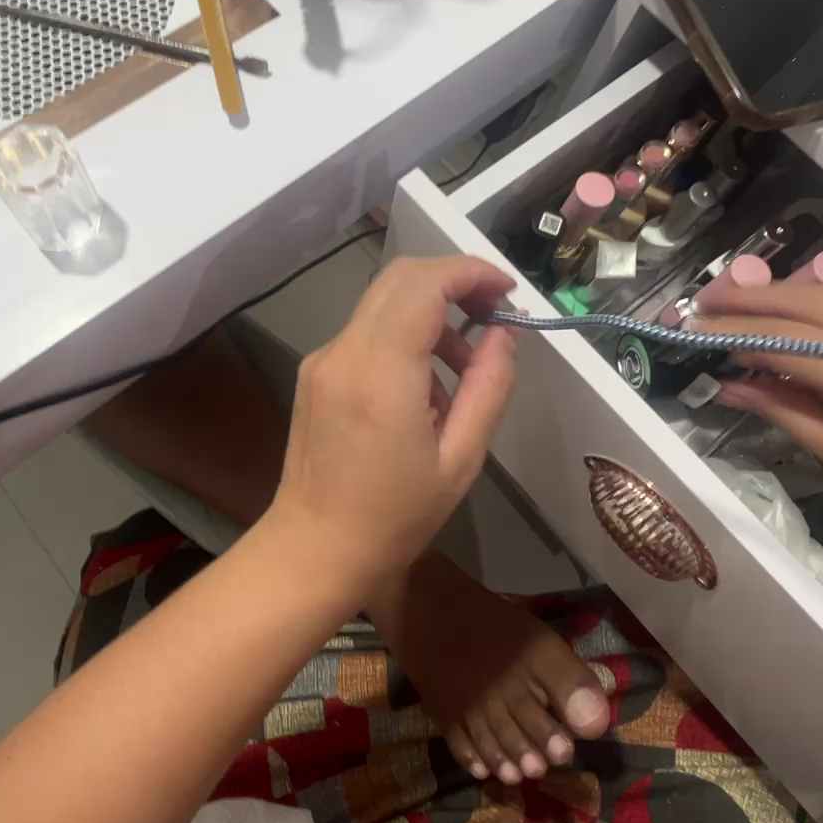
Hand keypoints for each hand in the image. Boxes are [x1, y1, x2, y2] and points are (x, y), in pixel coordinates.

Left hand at [270, 257, 519, 584]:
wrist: (314, 549)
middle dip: (453, 283)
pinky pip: (367, 333)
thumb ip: (489, 386)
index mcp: (380, 373)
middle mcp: (343, 352)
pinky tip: (425, 389)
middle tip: (494, 316)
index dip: (470, 272)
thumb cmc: (395, 517)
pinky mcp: (315, 372)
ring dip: (430, 315)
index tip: (508, 292)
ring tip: (464, 371)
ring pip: (383, 303)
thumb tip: (506, 333)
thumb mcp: (461, 459)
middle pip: (400, 279)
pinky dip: (404, 338)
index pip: (423, 284)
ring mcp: (322, 360)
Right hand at [694, 284, 822, 566]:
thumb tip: (733, 386)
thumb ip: (789, 412)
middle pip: (809, 299)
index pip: (782, 336)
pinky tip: (803, 330)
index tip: (690, 330)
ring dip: (787, 300)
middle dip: (750, 297)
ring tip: (742, 311)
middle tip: (704, 304)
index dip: (730, 330)